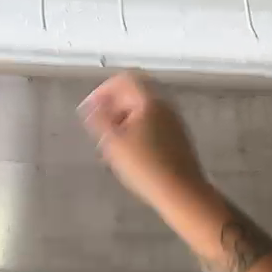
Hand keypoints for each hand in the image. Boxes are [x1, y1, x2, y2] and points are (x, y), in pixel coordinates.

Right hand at [80, 71, 209, 212]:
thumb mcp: (114, 142)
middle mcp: (164, 104)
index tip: (90, 108)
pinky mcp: (178, 136)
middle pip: (135, 92)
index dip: (103, 90)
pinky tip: (129, 150)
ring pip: (143, 108)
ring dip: (124, 117)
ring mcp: (174, 120)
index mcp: (149, 100)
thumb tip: (91, 105)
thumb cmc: (145, 166)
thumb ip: (99, 119)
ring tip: (110, 140)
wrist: (181, 192)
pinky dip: (136, 127)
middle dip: (113, 104)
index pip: (125, 79)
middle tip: (99, 123)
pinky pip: (153, 121)